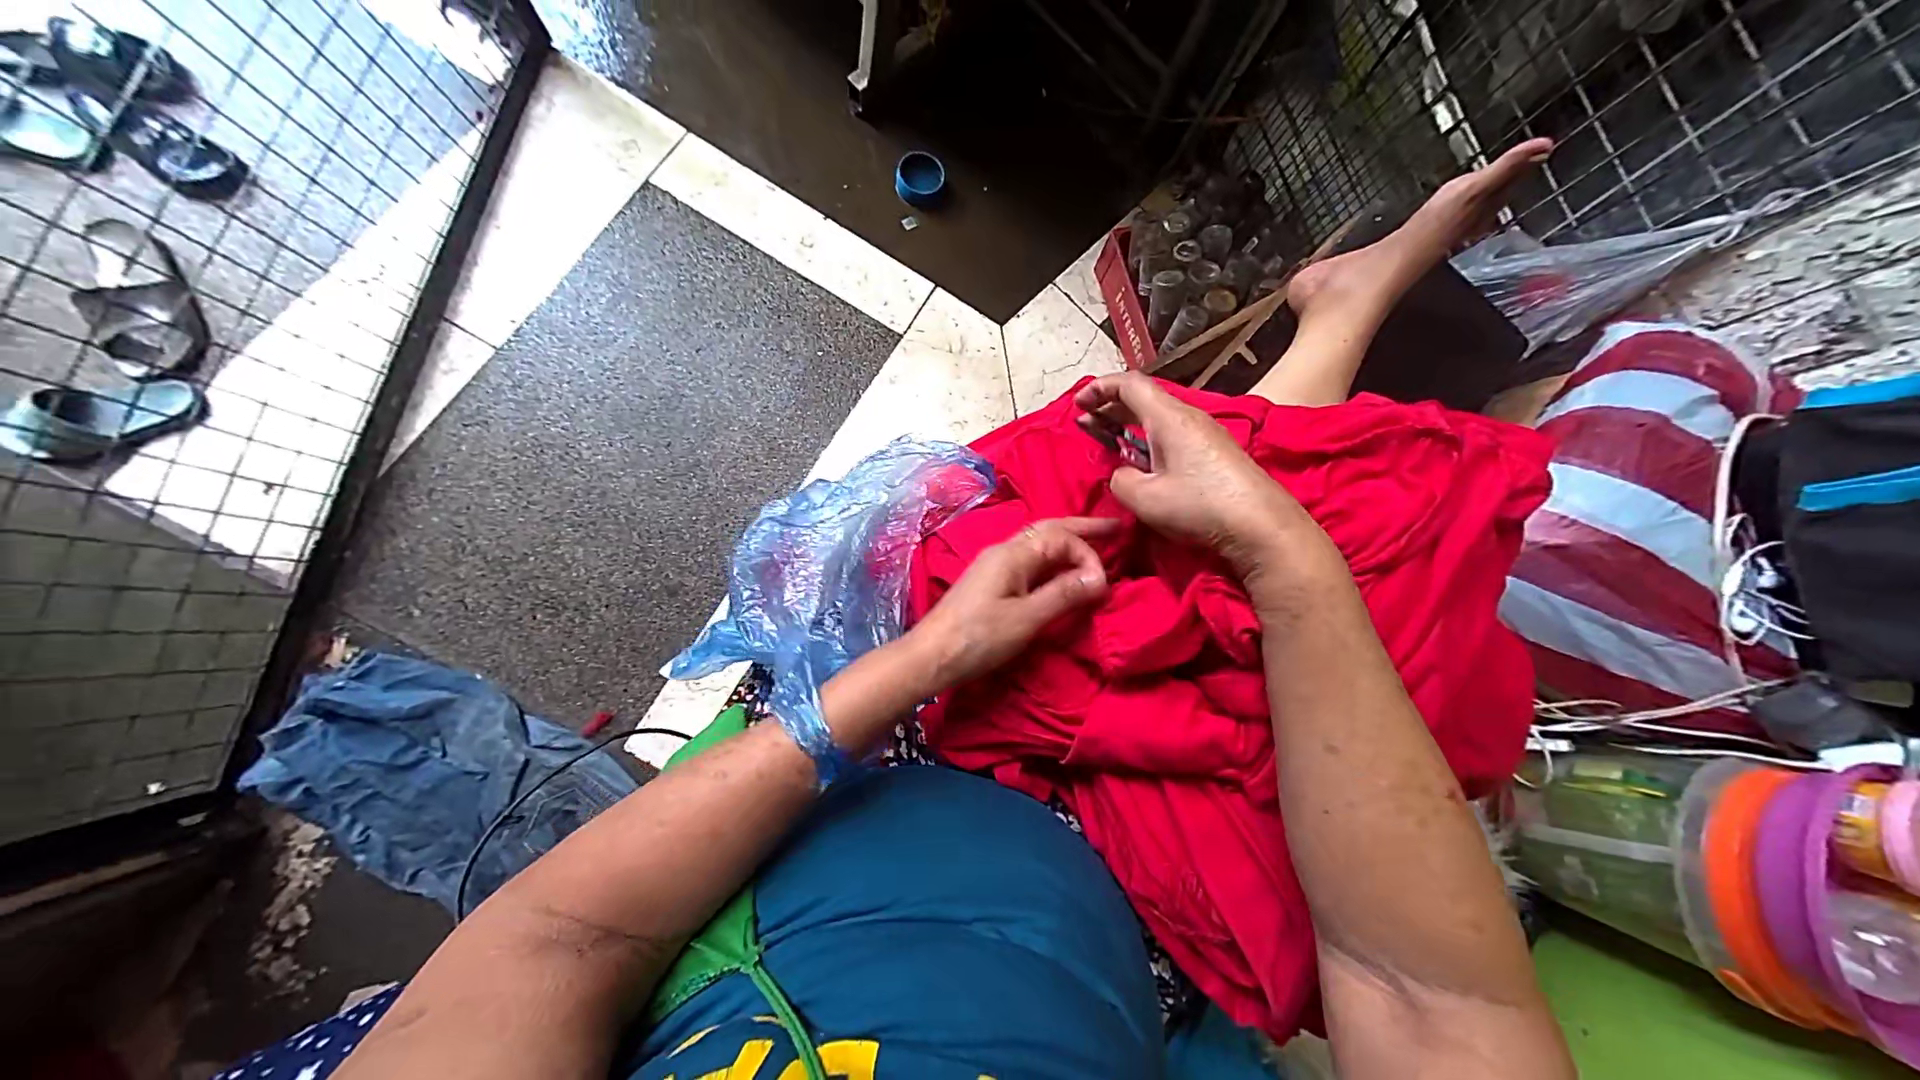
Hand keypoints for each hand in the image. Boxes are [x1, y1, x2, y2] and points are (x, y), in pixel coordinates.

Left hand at [909, 517, 1116, 689]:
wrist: (931, 656)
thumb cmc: (978, 637)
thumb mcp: (1026, 618)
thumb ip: (1063, 594)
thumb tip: (1099, 577)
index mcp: (1012, 554)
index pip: (1060, 537)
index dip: (1087, 555)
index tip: (1101, 585)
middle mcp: (1004, 552)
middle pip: (1049, 531)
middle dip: (1082, 530)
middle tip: (1115, 529)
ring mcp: (996, 567)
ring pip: (1039, 546)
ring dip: (1067, 546)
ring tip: (1095, 549)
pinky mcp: (992, 584)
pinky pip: (1030, 563)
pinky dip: (1053, 564)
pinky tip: (1062, 574)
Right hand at [1074, 373, 1323, 577]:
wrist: (1262, 527)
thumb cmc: (1201, 506)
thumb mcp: (1144, 498)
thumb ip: (1121, 480)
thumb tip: (1124, 474)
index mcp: (1169, 418)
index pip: (1129, 384)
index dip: (1099, 389)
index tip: (1078, 404)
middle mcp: (1188, 418)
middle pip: (1143, 398)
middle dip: (1110, 406)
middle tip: (1085, 422)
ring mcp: (1205, 435)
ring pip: (1158, 417)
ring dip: (1129, 424)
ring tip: (1108, 440)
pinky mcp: (1214, 454)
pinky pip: (1172, 434)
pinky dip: (1148, 439)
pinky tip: (1142, 461)